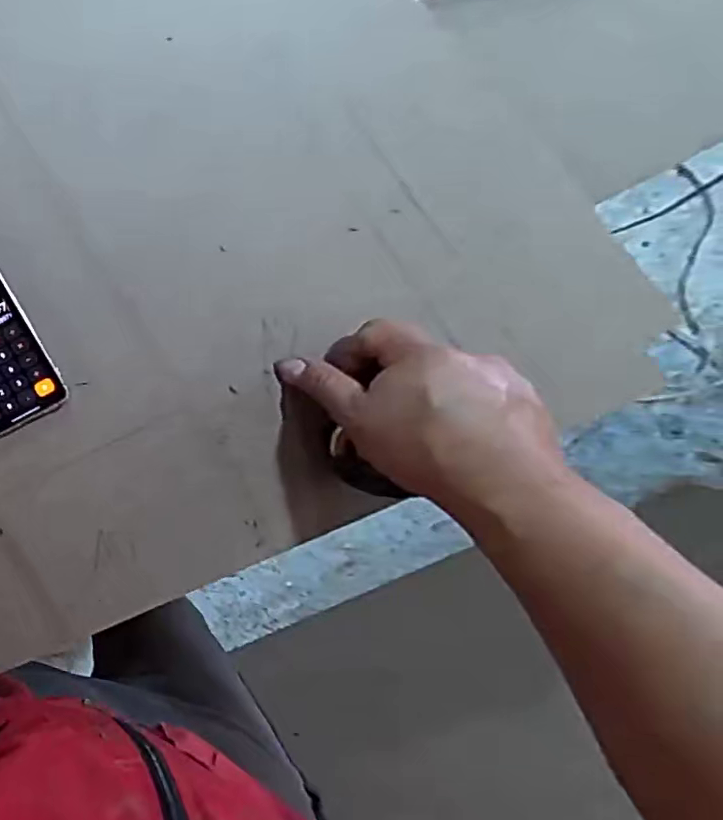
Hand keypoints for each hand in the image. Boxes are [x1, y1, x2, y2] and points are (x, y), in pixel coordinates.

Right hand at [274, 319, 578, 521]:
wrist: (507, 487)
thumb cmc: (423, 448)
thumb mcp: (355, 416)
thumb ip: (322, 384)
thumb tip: (290, 363)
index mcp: (421, 353)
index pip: (374, 332)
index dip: (347, 354)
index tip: (338, 385)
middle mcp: (466, 356)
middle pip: (411, 355)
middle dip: (386, 379)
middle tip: (371, 413)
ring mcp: (504, 380)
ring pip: (448, 377)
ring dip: (426, 394)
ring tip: (414, 431)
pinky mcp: (529, 406)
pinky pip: (483, 397)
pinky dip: (463, 410)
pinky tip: (453, 440)